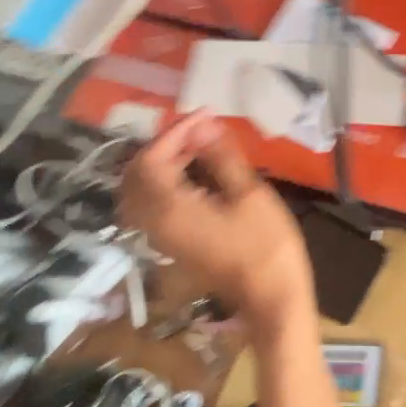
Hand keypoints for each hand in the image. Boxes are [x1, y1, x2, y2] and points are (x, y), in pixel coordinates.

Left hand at [119, 112, 314, 333]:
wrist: (269, 292)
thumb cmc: (265, 242)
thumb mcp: (250, 193)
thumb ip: (222, 157)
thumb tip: (205, 125)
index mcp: (169, 208)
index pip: (152, 159)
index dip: (174, 132)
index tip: (207, 114)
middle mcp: (152, 222)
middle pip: (136, 174)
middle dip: (162, 145)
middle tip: (199, 128)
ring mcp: (159, 235)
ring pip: (139, 190)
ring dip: (160, 163)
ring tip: (196, 146)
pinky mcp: (171, 242)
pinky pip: (150, 205)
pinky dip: (163, 182)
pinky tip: (192, 174)